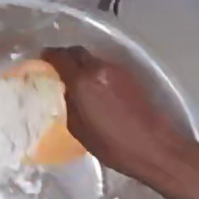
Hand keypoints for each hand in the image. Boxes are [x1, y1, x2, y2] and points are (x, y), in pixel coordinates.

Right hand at [41, 45, 197, 186]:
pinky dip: (95, 72)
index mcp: (83, 81)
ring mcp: (116, 69)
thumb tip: (63, 92)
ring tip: (77, 82)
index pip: (59, 56)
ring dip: (81, 65)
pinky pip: (104, 66)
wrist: (156, 147)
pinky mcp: (129, 74)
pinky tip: (96, 89)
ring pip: (92, 58)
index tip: (42, 61)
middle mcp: (98, 68)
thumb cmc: (114, 146)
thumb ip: (67, 104)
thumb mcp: (79, 130)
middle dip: (64, 57)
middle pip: (76, 51)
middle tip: (58, 70)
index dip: (48, 56)